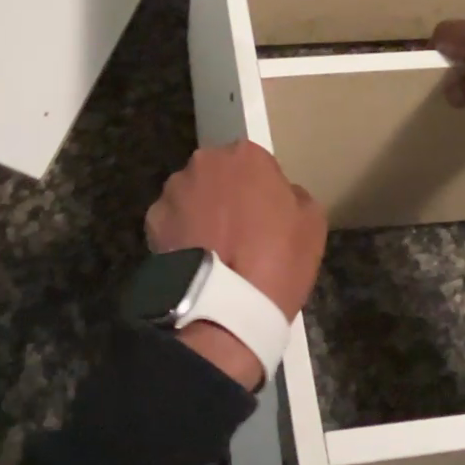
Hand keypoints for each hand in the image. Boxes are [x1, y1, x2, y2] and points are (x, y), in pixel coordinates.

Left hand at [145, 141, 327, 388]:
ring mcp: (174, 190)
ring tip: (213, 250)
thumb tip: (281, 194)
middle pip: (219, 174)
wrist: (227, 308)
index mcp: (246, 155)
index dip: (262, 192)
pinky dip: (180, 235)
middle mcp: (205, 162)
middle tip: (239, 232)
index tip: (267, 217)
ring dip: (201, 213)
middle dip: (227, 196)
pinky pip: (171, 222)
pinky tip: (193, 260)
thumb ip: (294, 196)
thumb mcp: (312, 224)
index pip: (257, 165)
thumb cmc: (277, 260)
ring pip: (192, 195)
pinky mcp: (153, 219)